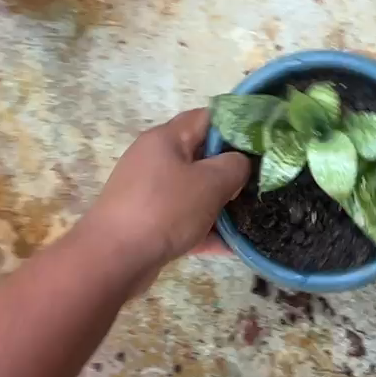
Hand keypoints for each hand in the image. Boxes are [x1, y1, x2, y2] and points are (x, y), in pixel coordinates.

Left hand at [76, 108, 250, 278]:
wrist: (114, 258)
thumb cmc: (165, 209)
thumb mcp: (211, 182)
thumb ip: (235, 166)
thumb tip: (239, 164)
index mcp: (166, 138)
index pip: (207, 118)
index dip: (237, 127)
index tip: (262, 146)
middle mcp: (154, 159)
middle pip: (201, 156)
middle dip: (230, 171)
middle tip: (256, 185)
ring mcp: (148, 191)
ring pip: (193, 190)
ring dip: (219, 203)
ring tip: (250, 216)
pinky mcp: (147, 220)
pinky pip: (183, 218)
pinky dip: (204, 229)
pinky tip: (230, 246)